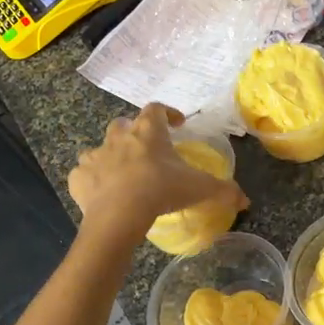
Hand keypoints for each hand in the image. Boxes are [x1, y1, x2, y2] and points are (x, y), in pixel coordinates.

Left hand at [66, 103, 248, 235]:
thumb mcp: (200, 189)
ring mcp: (95, 157)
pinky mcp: (78, 178)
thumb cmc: (161, 190)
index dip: (167, 113)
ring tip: (123, 173)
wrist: (118, 215)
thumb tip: (245, 200)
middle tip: (147, 150)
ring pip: (100, 148)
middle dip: (133, 132)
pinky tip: (102, 192)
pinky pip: (83, 174)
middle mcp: (118, 137)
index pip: (156, 108)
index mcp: (147, 132)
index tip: (177, 124)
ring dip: (110, 155)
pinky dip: (92, 180)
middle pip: (123, 124)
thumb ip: (224, 191)